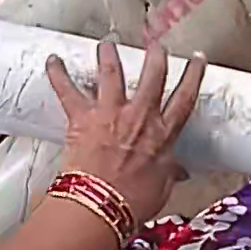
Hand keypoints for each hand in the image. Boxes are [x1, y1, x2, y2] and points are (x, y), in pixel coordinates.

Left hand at [46, 41, 207, 222]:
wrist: (100, 206)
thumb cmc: (133, 202)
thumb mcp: (162, 187)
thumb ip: (170, 173)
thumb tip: (180, 172)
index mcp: (163, 134)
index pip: (184, 98)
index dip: (193, 76)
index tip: (197, 59)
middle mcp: (140, 117)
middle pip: (153, 77)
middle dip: (156, 56)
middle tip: (156, 44)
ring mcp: (110, 114)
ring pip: (112, 74)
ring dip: (109, 56)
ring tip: (107, 43)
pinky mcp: (82, 118)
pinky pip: (67, 90)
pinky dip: (58, 73)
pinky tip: (53, 60)